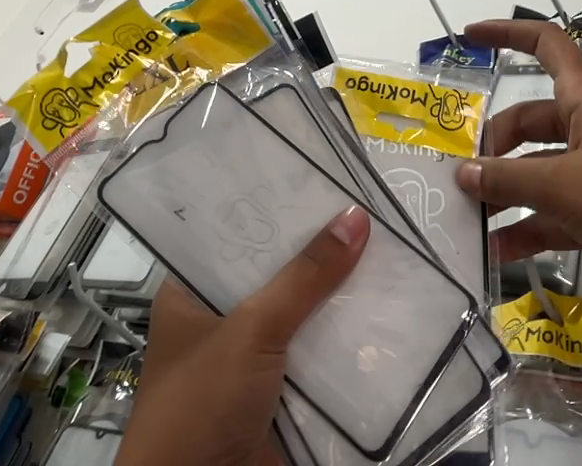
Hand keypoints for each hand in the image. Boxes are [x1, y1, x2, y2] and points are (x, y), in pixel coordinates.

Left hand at [116, 206, 370, 465]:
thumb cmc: (201, 402)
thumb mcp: (251, 328)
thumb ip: (304, 276)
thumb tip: (356, 216)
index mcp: (192, 295)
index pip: (238, 236)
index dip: (278, 209)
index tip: (323, 179)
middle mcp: (222, 321)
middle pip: (278, 275)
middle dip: (320, 252)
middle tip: (367, 207)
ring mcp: (255, 360)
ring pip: (304, 315)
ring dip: (340, 295)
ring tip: (389, 246)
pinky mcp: (284, 395)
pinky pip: (321, 356)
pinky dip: (349, 339)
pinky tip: (387, 305)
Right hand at [456, 19, 581, 326]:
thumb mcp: (568, 186)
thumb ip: (510, 179)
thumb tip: (463, 173)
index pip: (546, 46)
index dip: (508, 34)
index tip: (469, 36)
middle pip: (531, 121)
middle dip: (494, 143)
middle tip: (458, 175)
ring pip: (539, 172)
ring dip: (505, 193)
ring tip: (464, 218)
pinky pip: (554, 215)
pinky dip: (526, 230)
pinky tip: (495, 254)